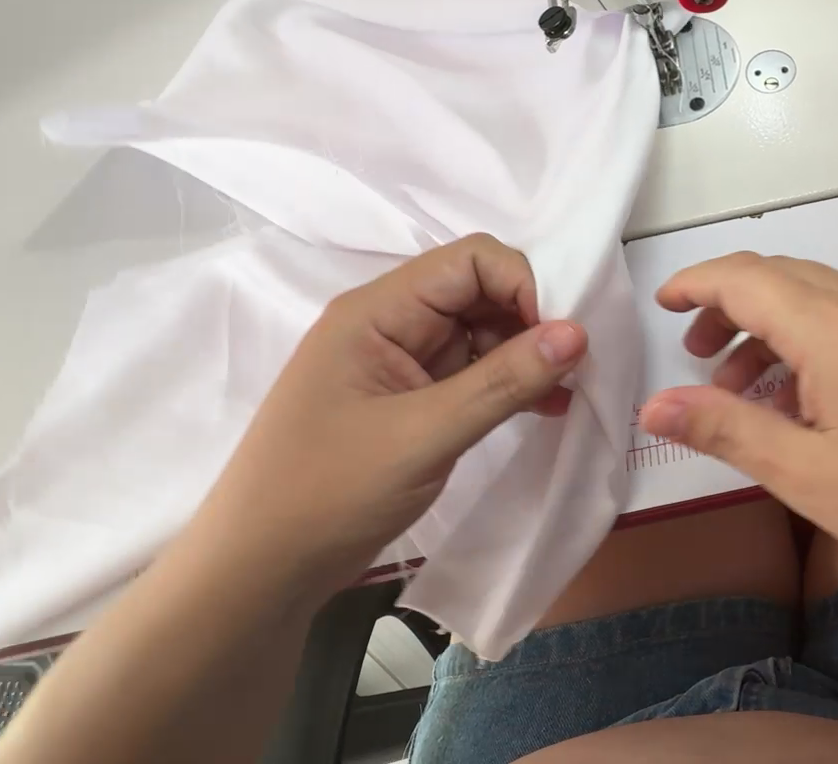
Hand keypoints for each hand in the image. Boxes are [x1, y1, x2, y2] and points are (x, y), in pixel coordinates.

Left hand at [190, 235, 587, 594]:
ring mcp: (404, 361)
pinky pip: (477, 370)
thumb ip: (503, 381)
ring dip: (528, 356)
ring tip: (566, 392)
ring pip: (485, 331)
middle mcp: (393, 323)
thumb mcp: (423, 436)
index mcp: (378, 311)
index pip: (470, 261)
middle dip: (533, 320)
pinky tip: (547, 408)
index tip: (560, 336)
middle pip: (481, 291)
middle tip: (573, 366)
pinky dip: (513, 383)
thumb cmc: (326, 494)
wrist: (258, 576)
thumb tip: (579, 333)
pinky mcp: (416, 398)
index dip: (524, 284)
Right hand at [637, 254, 837, 592]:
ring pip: (819, 295)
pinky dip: (811, 337)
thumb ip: (725, 428)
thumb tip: (653, 406)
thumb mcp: (805, 472)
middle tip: (697, 357)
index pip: (748, 278)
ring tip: (743, 388)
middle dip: (730, 306)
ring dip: (772, 325)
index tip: (663, 305)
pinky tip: (803, 395)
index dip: (698, 284)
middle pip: (783, 277)